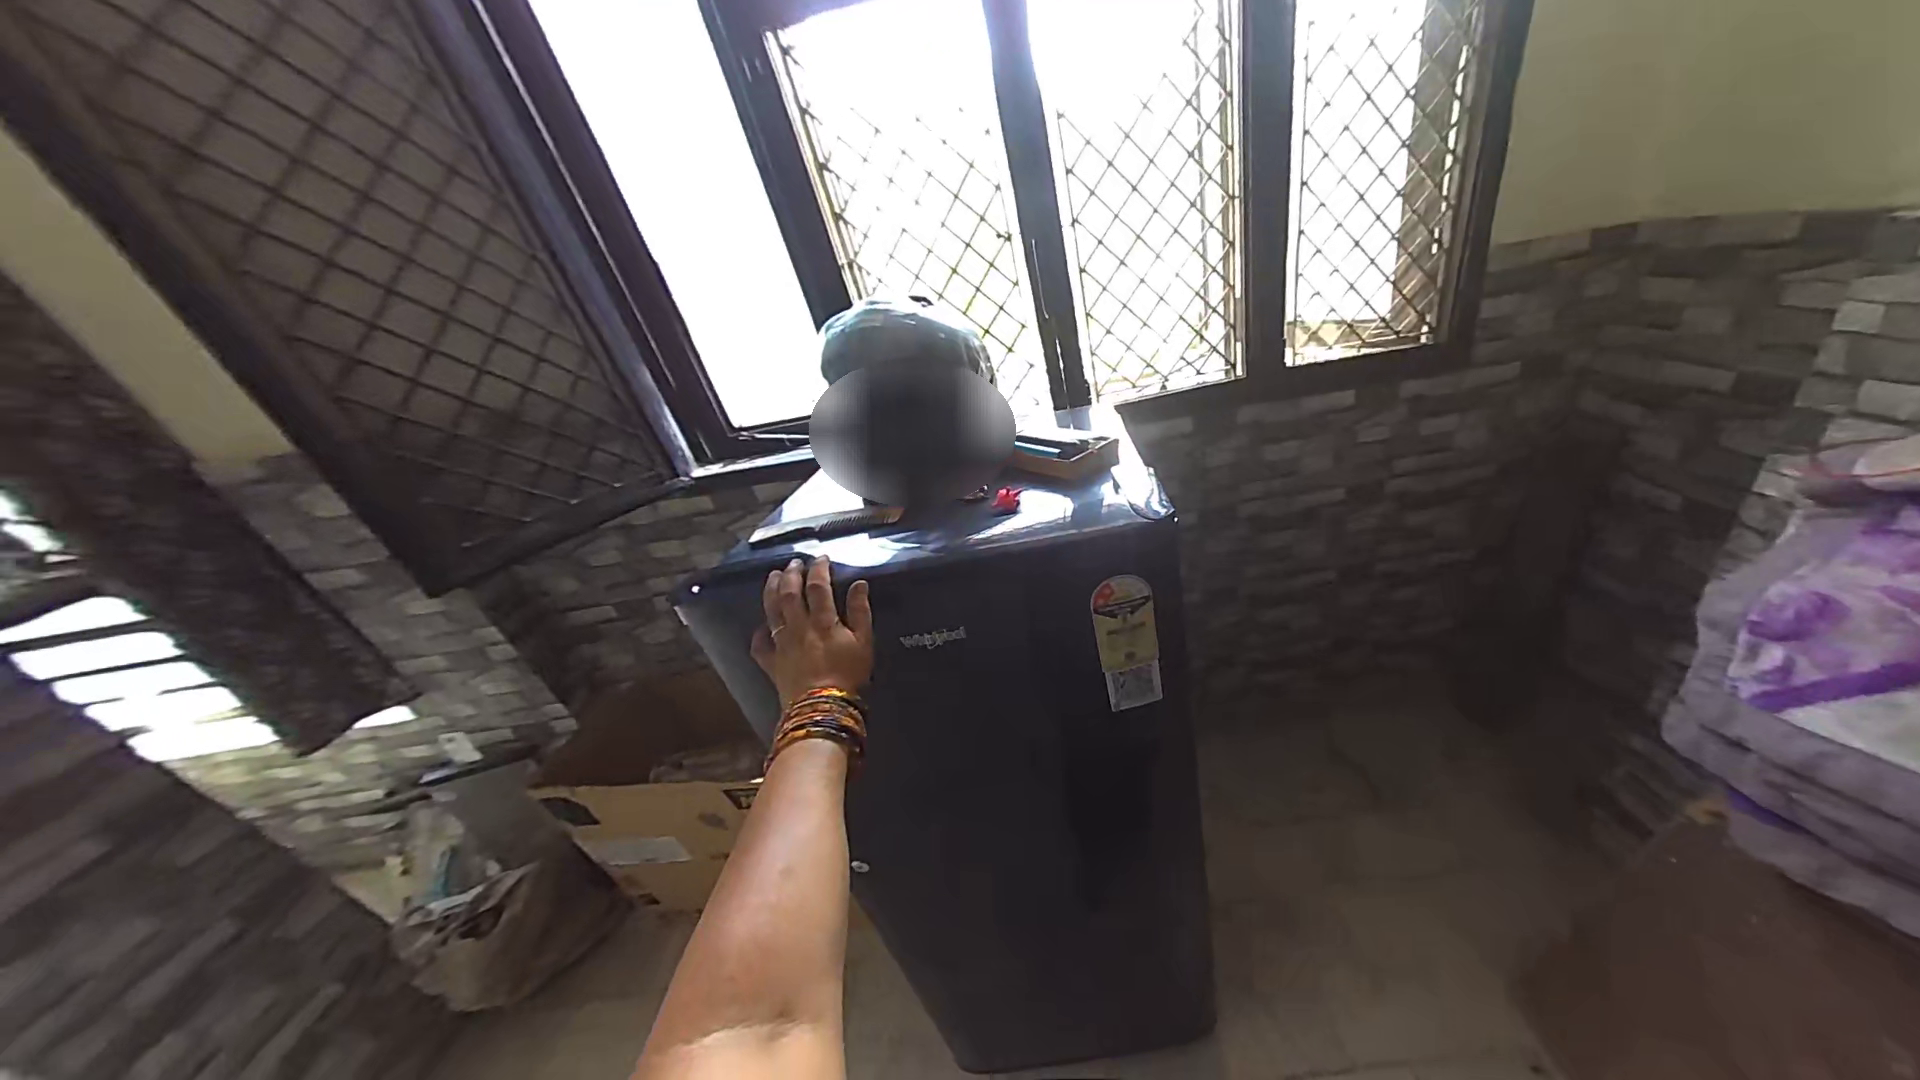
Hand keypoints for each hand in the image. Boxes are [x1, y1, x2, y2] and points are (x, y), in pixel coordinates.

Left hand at [750, 556, 872, 706]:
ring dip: (771, 590)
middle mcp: (798, 627)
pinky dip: (760, 632)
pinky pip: (760, 644)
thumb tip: (858, 584)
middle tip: (794, 563)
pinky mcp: (772, 662)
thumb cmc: (849, 675)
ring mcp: (781, 644)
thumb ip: (860, 611)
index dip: (819, 569)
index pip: (818, 586)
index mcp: (823, 620)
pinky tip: (763, 625)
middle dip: (791, 574)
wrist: (823, 709)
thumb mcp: (864, 642)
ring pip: (771, 611)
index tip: (821, 558)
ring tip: (773, 577)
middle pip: (789, 593)